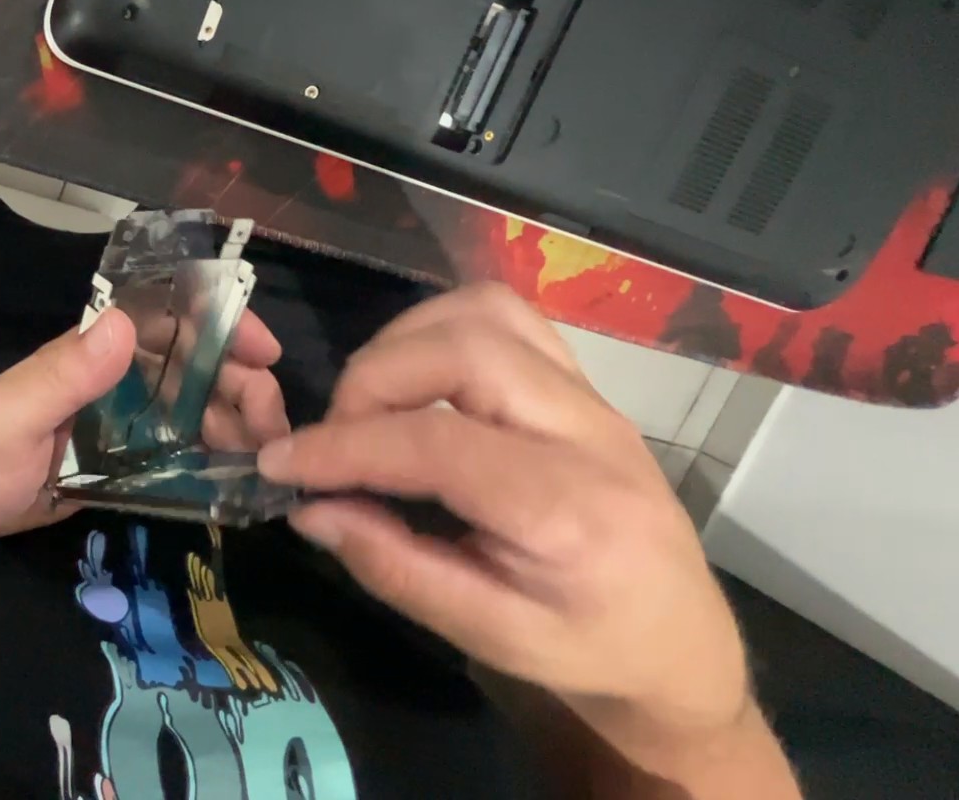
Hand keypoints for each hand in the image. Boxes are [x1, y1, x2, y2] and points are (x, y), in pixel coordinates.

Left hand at [0, 306, 288, 538]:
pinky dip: (213, 453)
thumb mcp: (15, 414)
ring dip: (237, 420)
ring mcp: (123, 415)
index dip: (221, 324)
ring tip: (263, 458)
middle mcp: (116, 374)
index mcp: (93, 349)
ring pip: (196, 403)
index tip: (264, 351)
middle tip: (273, 427)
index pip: (167, 318)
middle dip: (243, 383)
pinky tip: (237, 476)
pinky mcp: (125, 454)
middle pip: (195, 362)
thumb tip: (124, 324)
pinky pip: (180, 445)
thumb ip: (64, 374)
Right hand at [256, 285, 759, 777]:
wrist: (680, 638)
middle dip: (369, 382)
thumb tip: (308, 508)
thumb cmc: (583, 645)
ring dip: (400, 344)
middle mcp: (587, 432)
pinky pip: (502, 314)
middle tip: (336, 436)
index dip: (342, 446)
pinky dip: (437, 327)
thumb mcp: (486, 635)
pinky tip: (414, 374)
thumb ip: (393, 567)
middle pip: (461, 350)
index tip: (279, 462)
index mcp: (569, 510)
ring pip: (480, 314)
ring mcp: (589, 394)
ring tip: (371, 403)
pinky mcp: (578, 379)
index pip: (434, 443)